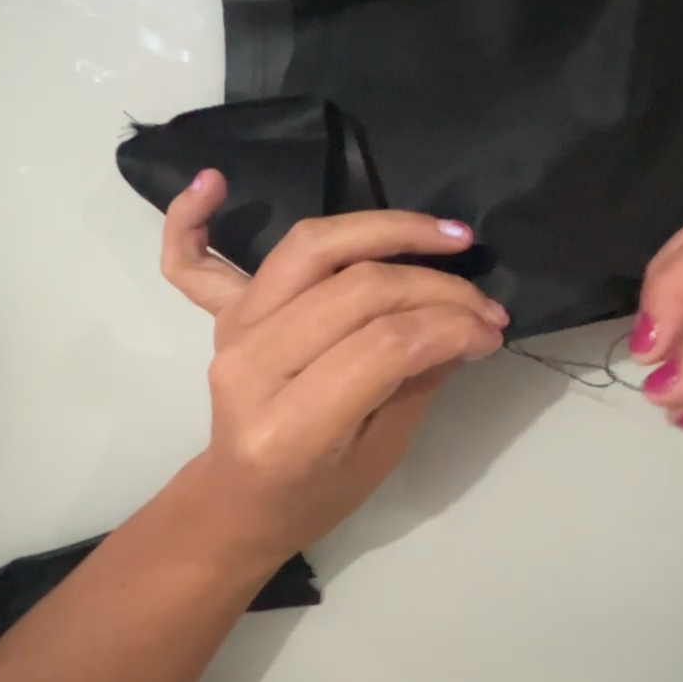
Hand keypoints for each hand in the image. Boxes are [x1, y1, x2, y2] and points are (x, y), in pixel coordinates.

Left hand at [160, 171, 508, 562]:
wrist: (240, 502)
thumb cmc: (315, 495)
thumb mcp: (382, 454)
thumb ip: (420, 378)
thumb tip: (471, 322)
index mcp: (289, 429)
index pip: (382, 347)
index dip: (449, 326)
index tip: (492, 330)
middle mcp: (250, 368)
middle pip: (355, 291)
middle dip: (435, 287)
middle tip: (484, 304)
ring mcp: (230, 333)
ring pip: (311, 249)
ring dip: (385, 229)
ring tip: (446, 235)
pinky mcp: (222, 316)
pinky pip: (192, 261)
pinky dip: (190, 218)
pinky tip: (213, 179)